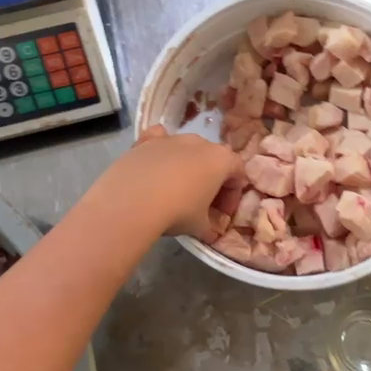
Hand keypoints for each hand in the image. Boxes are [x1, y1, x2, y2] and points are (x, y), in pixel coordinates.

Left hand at [96, 126, 240, 238]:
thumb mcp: (200, 227)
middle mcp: (199, 142)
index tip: (221, 215)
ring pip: (186, 150)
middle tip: (202, 205)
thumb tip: (210, 232)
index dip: (233, 195)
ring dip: (186, 168)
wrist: (132, 200)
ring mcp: (171, 138)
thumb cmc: (177, 211)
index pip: (238, 173)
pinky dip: (161, 150)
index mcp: (221, 159)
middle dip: (211, 181)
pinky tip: (156, 165)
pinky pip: (160, 140)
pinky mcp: (145, 141)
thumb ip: (210, 226)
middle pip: (212, 159)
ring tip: (175, 192)